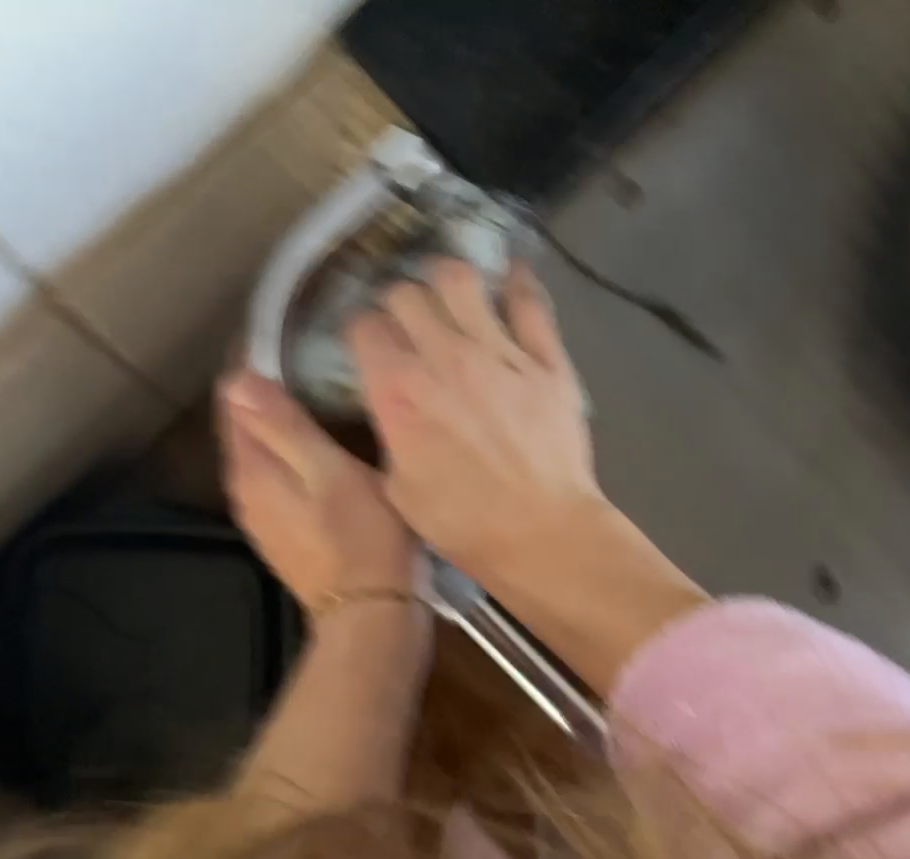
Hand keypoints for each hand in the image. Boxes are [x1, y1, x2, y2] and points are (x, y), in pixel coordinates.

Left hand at [217, 369, 419, 612]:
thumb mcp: (331, 472)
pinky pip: (280, 479)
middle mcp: (246, 490)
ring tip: (320, 397)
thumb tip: (238, 379)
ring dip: (281, 426)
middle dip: (266, 393)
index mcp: (252, 468)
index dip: (253, 365)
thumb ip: (285, 426)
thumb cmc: (362, 538)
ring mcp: (264, 516)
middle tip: (309, 361)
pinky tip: (325, 452)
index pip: (233, 400)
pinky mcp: (286, 535)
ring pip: (263, 454)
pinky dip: (293, 457)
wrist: (371, 614)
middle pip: (245, 426)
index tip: (285, 338)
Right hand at [347, 258, 604, 590]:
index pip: (363, 327)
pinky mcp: (546, 360)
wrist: (541, 532)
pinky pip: (530, 303)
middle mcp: (443, 356)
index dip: (363, 331)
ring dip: (448, 280)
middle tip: (409, 322)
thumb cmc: (463, 524)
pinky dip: (518, 282)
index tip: (370, 343)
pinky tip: (511, 274)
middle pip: (406, 294)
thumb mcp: (398, 490)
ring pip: (461, 280)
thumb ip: (390, 436)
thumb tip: (393, 412)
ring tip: (451, 292)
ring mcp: (499, 352)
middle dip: (400, 303)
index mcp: (397, 389)